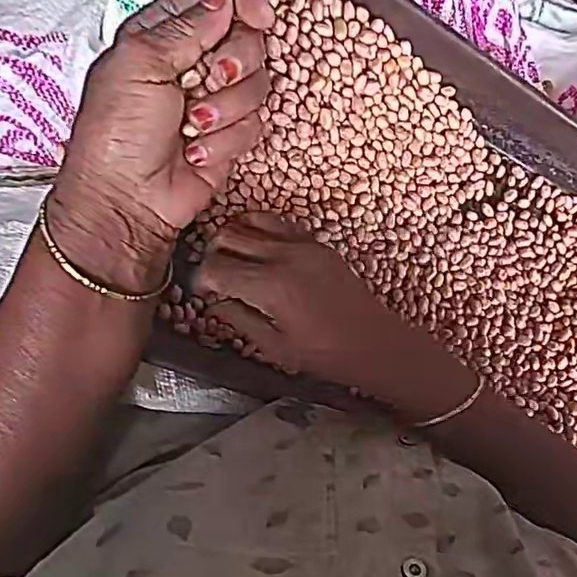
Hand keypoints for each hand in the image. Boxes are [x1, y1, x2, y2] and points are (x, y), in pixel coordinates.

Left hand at [47, 0, 274, 292]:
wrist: (129, 197)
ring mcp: (215, 101)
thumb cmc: (117, 134)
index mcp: (161, 33)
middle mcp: (192, 62)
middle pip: (246, 38)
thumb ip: (186, 27)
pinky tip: (197, 150)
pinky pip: (255, 125)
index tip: (262, 15)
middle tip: (208, 80)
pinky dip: (227, 140)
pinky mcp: (231, 136)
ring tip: (192, 126)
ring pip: (256, 86)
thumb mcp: (140, 63)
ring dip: (226, 109)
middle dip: (235, 62)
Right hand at [193, 213, 471, 416]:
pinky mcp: (318, 244)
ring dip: (234, 236)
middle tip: (215, 276)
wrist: (375, 343)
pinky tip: (260, 251)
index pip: (215, 267)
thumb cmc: (326, 354)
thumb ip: (240, 320)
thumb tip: (214, 303)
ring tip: (234, 260)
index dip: (201, 279)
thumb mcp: (275, 347)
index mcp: (269, 286)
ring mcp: (303, 245)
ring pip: (250, 221)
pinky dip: (261, 229)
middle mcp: (283, 257)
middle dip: (212, 254)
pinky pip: (279, 223)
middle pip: (227, 237)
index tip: (202, 292)